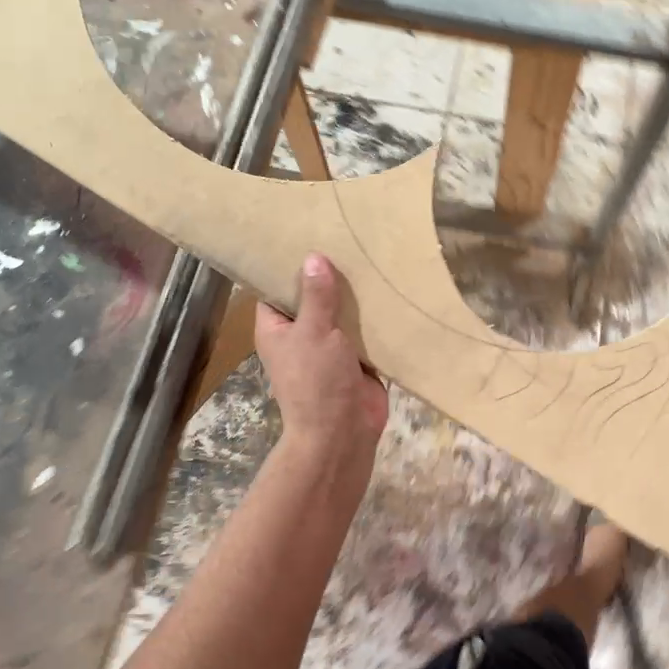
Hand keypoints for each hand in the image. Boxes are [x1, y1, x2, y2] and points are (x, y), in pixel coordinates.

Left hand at [254, 253, 388, 463]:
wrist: (342, 433)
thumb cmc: (316, 381)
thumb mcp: (314, 332)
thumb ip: (317, 296)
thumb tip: (313, 256)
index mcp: (277, 329)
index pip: (276, 289)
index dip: (288, 265)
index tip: (306, 235)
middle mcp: (301, 335)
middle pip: (314, 297)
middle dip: (331, 275)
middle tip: (349, 236)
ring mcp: (330, 347)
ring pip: (342, 313)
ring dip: (357, 295)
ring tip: (374, 254)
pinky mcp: (358, 358)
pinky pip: (366, 330)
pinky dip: (377, 316)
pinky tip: (393, 288)